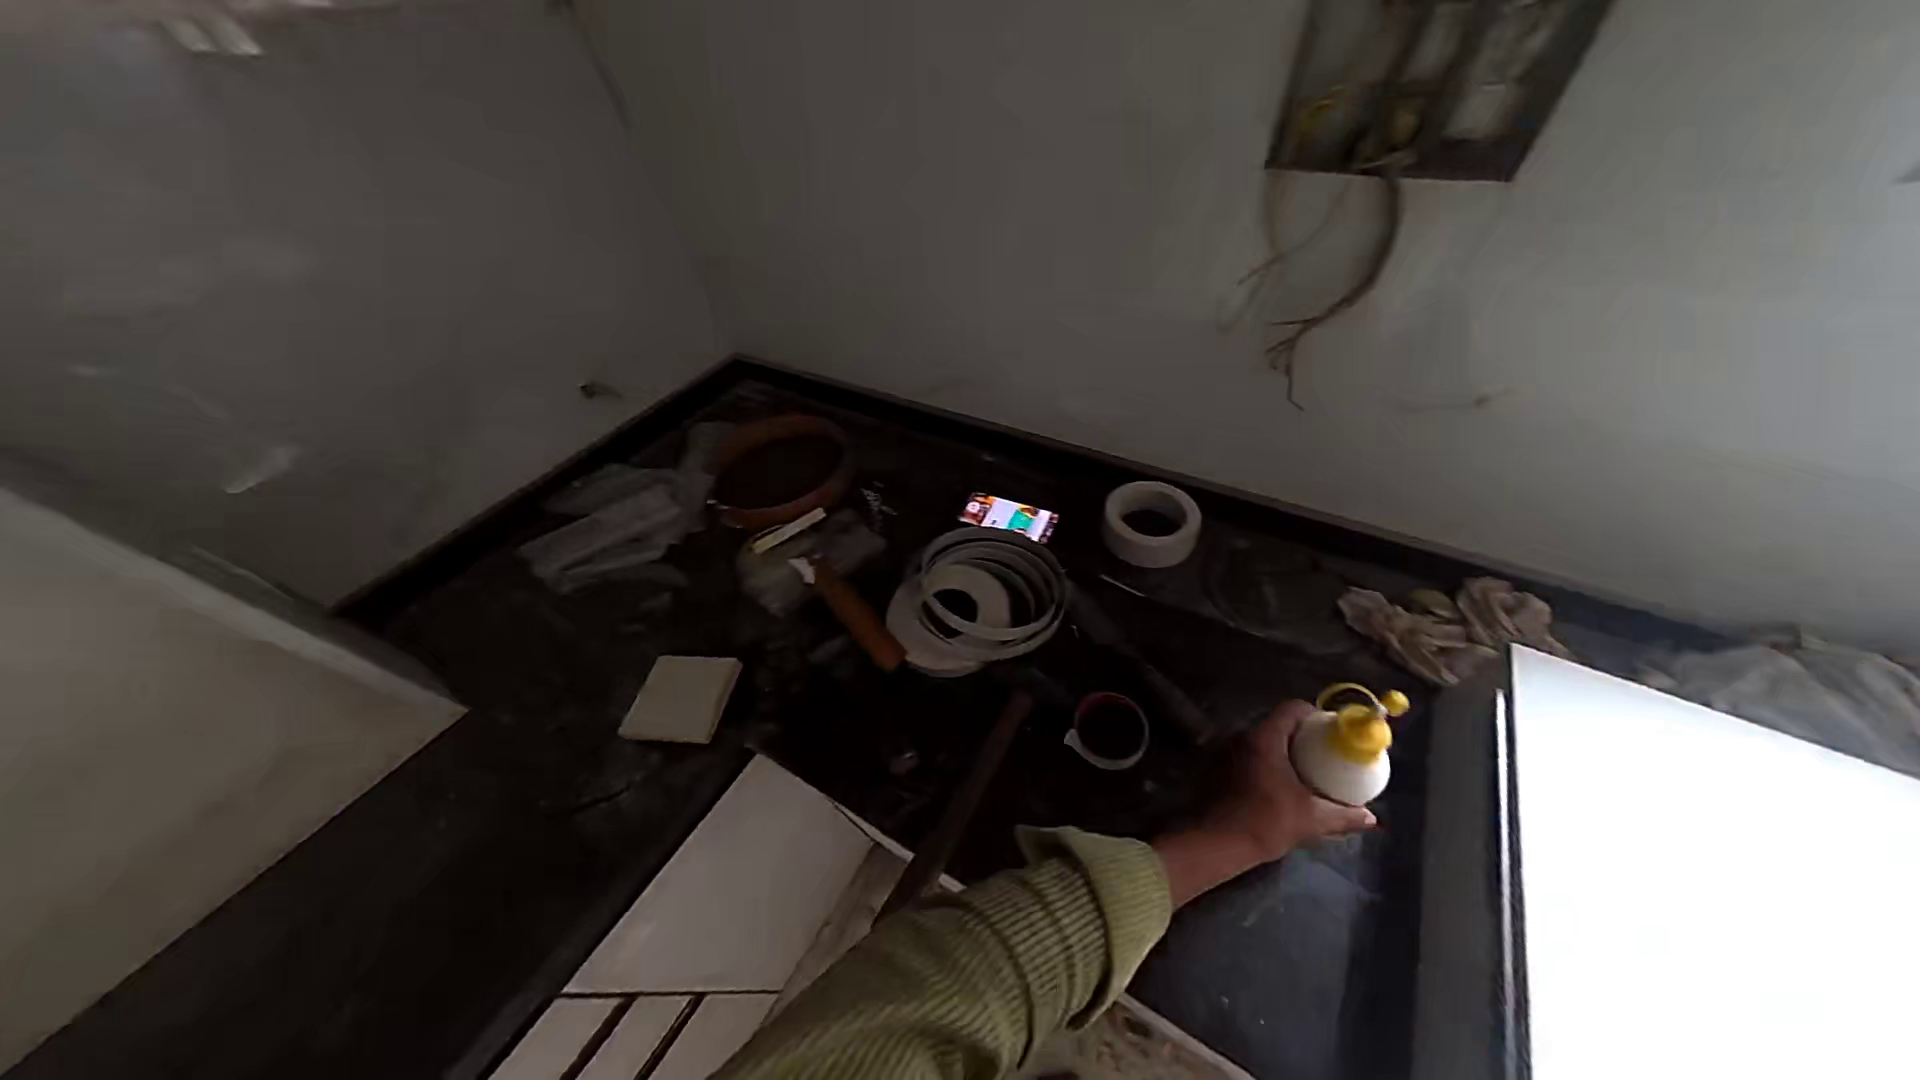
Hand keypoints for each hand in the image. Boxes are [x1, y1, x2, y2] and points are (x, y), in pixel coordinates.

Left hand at [1152, 701, 1377, 906]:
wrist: (1217, 840)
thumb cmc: (1265, 822)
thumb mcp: (1312, 819)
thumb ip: (1344, 815)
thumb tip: (1370, 817)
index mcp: (1264, 739)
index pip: (1291, 709)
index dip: (1314, 715)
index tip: (1330, 731)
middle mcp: (1242, 737)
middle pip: (1277, 724)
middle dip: (1301, 735)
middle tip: (1323, 754)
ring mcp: (1227, 750)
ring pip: (1261, 739)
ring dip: (1282, 749)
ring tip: (1304, 769)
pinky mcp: (1218, 765)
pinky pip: (1248, 753)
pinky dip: (1265, 760)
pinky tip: (1278, 781)